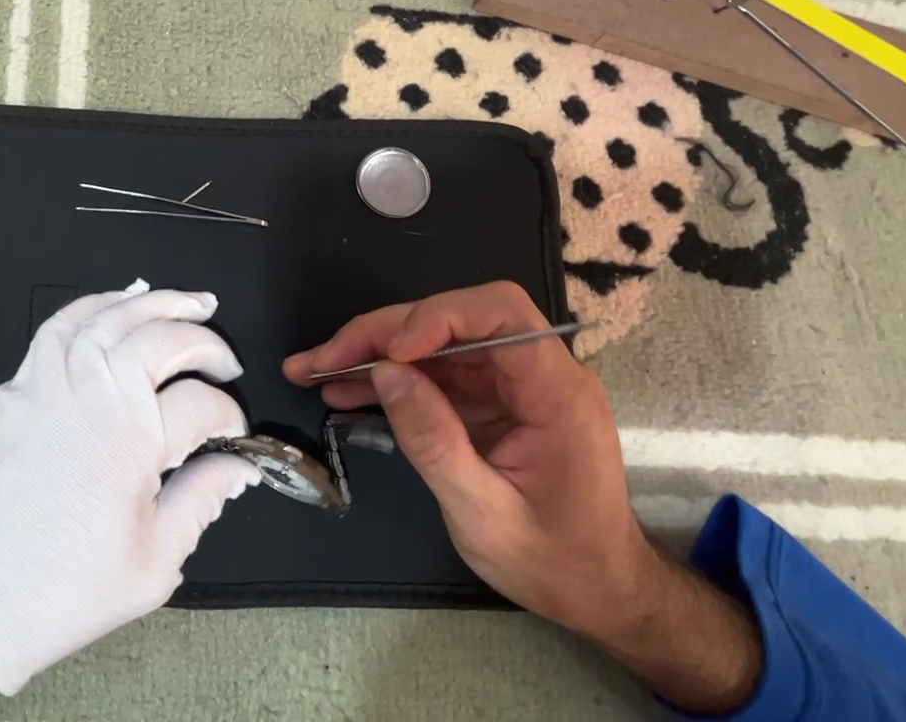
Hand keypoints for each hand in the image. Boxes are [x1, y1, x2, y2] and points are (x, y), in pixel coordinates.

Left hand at [0, 283, 259, 694]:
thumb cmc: (62, 588)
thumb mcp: (154, 562)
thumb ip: (203, 501)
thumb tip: (237, 468)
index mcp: (132, 447)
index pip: (202, 404)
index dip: (230, 415)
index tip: (235, 433)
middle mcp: (93, 402)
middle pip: (160, 340)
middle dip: (205, 340)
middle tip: (225, 359)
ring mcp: (52, 388)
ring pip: (110, 318)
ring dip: (155, 303)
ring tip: (187, 302)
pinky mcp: (22, 389)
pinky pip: (57, 327)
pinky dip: (93, 306)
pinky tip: (118, 304)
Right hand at [282, 282, 651, 637]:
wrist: (593, 591)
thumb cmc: (553, 561)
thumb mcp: (484, 514)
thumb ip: (434, 441)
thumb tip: (384, 373)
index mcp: (556, 392)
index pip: (500, 313)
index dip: (438, 317)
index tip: (391, 353)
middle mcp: (534, 373)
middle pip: (451, 321)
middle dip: (380, 335)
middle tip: (320, 361)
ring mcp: (507, 385)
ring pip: (431, 343)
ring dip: (369, 354)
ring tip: (312, 371)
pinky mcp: (486, 400)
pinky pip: (430, 374)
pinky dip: (384, 380)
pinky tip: (341, 390)